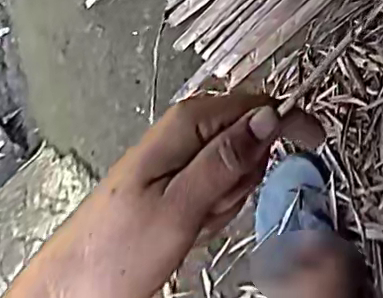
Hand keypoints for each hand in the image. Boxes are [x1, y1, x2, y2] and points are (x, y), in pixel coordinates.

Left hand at [5, 92, 297, 297]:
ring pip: (237, 164)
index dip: (288, 122)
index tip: (314, 139)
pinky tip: (191, 226)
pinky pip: (219, 185)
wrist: (67, 295)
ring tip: (196, 222)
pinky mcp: (179, 178)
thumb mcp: (180, 207)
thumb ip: (228, 158)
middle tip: (215, 207)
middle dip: (245, 175)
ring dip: (228, 197)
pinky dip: (215, 207)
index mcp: (189, 121)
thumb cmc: (112, 255)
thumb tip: (269, 118)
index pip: (257, 104)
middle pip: (249, 136)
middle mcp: (187, 129)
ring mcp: (183, 154)